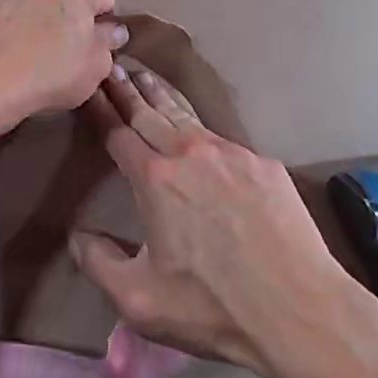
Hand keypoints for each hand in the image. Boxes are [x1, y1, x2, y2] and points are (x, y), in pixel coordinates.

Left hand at [0, 0, 128, 133]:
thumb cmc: (54, 71)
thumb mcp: (97, 64)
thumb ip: (110, 40)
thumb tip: (113, 30)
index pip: (104, 3)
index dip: (103, 28)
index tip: (93, 50)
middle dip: (74, 15)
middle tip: (68, 50)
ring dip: (47, 13)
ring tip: (40, 47)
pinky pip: (18, 5)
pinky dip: (22, 18)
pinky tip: (18, 44)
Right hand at [70, 61, 352, 376]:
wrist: (300, 312)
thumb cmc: (212, 308)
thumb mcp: (139, 300)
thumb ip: (98, 263)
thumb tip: (77, 235)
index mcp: (155, 180)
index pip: (118, 132)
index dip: (100, 108)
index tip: (89, 84)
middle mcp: (189, 154)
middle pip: (148, 112)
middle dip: (126, 88)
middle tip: (112, 65)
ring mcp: (230, 153)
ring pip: (185, 114)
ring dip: (160, 93)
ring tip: (145, 75)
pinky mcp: (262, 163)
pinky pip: (220, 137)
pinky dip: (197, 123)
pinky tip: (195, 125)